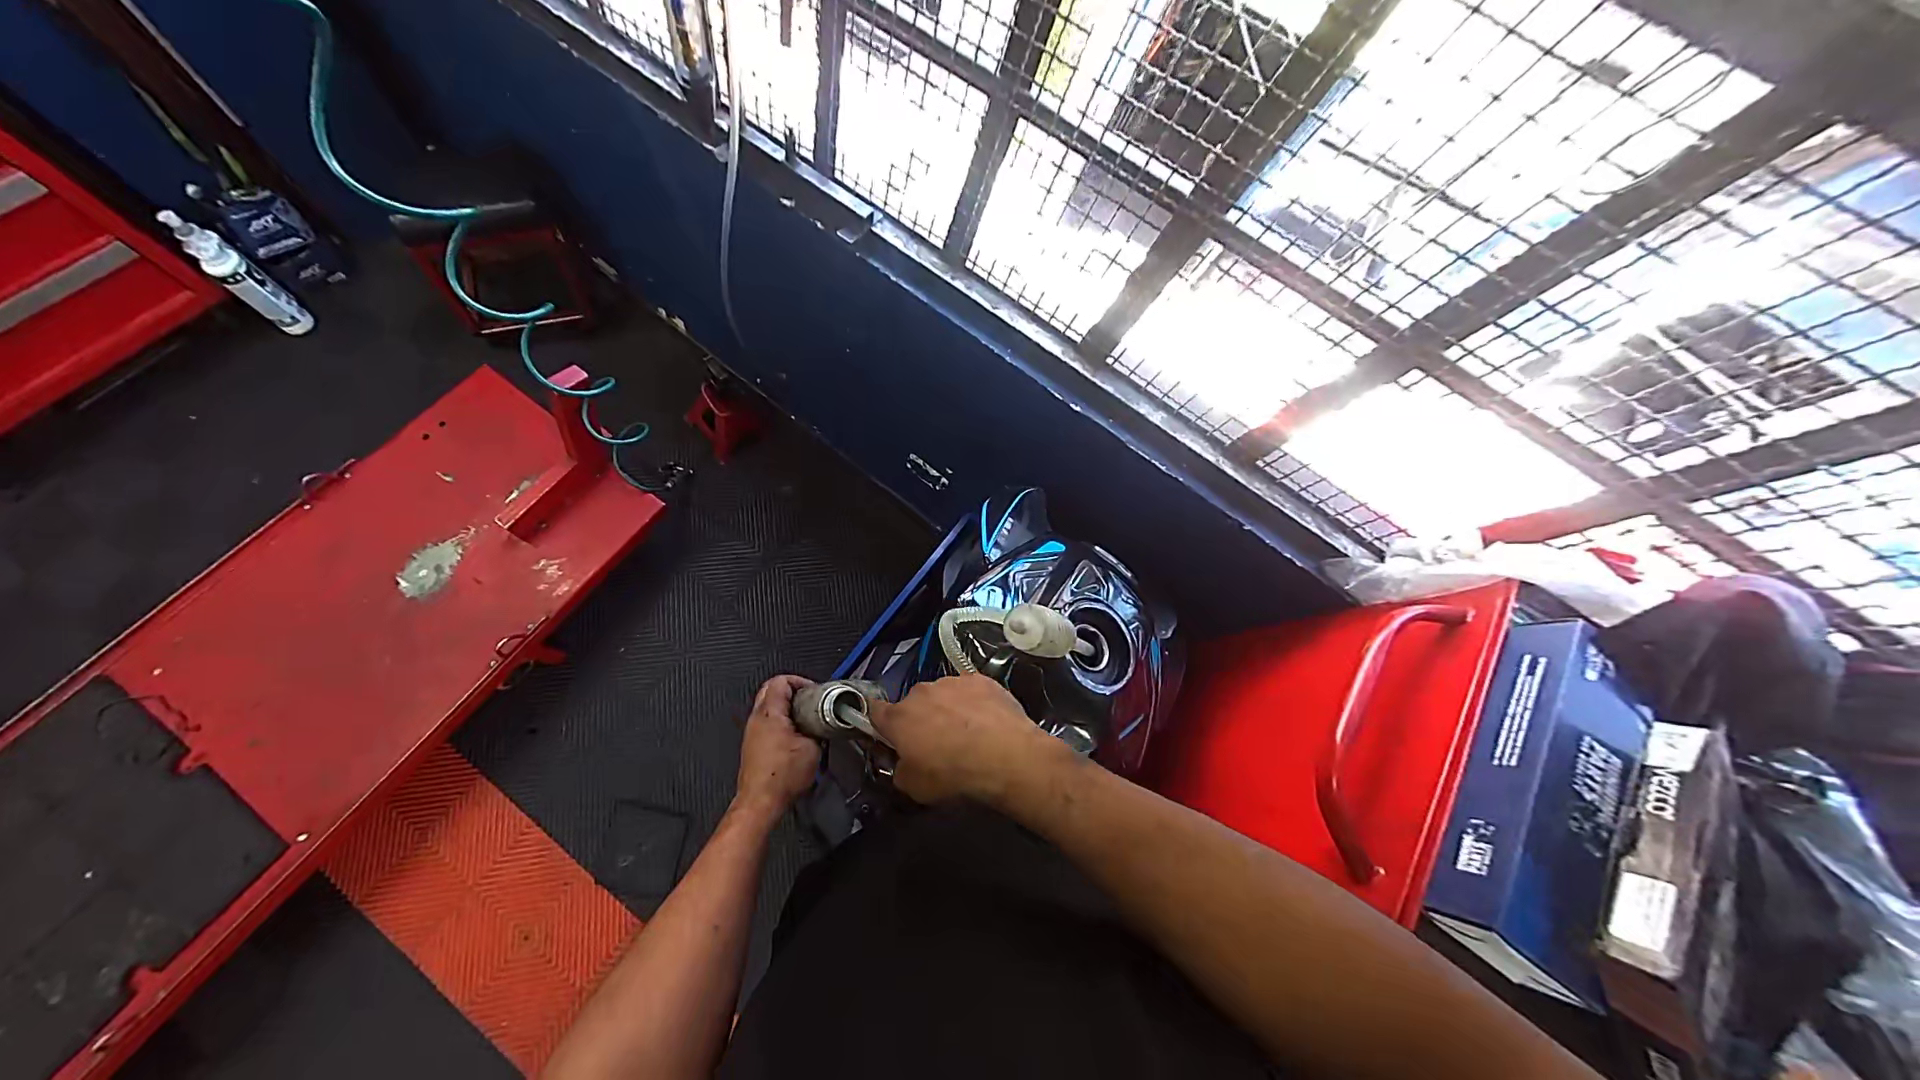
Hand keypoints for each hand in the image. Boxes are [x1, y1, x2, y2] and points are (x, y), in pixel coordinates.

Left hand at [733, 675, 820, 818]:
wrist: (761, 802)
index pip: (781, 680)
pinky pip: (767, 723)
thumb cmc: (781, 777)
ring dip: (787, 707)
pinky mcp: (753, 745)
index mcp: (769, 713)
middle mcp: (756, 719)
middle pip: (772, 689)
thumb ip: (818, 728)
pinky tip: (796, 736)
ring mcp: (752, 732)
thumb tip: (823, 723)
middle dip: (793, 691)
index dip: (801, 681)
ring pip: (768, 706)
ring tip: (806, 718)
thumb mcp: (813, 748)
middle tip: (811, 701)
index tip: (814, 692)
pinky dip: (781, 722)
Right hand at [867, 674, 1069, 806]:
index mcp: (899, 718)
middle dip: (921, 720)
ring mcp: (952, 682)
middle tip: (937, 744)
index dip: (879, 723)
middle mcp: (922, 693)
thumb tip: (902, 762)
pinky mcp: (981, 679)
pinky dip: (974, 703)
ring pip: (943, 695)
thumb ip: (900, 770)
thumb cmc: (957, 775)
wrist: (1008, 757)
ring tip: (968, 735)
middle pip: (913, 704)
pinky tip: (987, 723)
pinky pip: (970, 691)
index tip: (887, 733)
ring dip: (949, 710)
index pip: (874, 711)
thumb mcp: (915, 789)